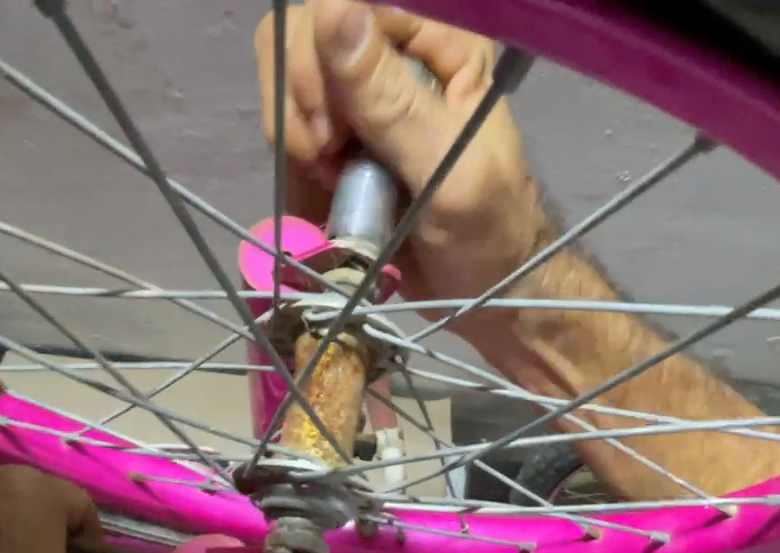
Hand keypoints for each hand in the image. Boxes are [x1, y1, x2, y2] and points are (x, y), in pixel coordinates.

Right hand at [255, 0, 548, 333]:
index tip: (328, 138)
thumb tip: (332, 11)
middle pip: (300, 40)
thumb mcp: (447, 170)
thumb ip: (392, 101)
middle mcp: (395, 62)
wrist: (490, 296)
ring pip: (288, 89)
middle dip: (299, 106)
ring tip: (331, 189)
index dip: (315, 65)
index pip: (341, 11)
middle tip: (325, 164)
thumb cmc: (488, 235)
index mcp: (434, 44)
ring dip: (294, 144)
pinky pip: (293, 140)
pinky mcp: (346, 150)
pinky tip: (324, 206)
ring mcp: (364, 107)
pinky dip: (296, 176)